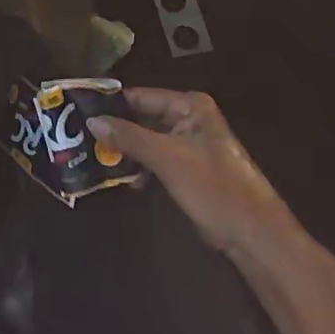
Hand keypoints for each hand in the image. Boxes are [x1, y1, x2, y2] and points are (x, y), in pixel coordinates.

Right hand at [88, 88, 297, 257]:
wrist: (255, 237)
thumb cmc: (214, 188)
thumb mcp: (167, 158)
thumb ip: (129, 137)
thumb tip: (91, 120)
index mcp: (190, 106)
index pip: (141, 96)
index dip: (112, 103)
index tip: (80, 110)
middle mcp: (190, 119)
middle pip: (142, 117)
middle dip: (115, 128)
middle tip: (80, 134)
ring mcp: (189, 145)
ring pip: (146, 140)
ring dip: (125, 150)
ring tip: (93, 155)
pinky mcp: (187, 169)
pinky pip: (154, 159)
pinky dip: (139, 166)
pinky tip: (120, 176)